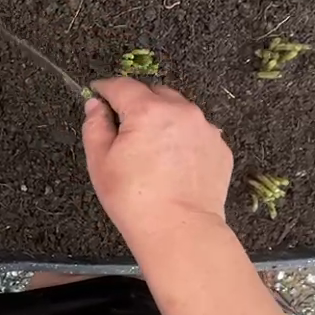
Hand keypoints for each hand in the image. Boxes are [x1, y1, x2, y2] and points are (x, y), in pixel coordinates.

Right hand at [81, 77, 232, 252]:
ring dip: (161, 119)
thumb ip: (94, 126)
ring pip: (178, 110)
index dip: (105, 87)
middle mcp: (181, 111)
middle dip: (136, 103)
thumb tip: (95, 106)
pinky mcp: (219, 147)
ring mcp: (205, 128)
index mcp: (148, 111)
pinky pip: (196, 132)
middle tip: (123, 127)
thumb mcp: (99, 162)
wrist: (179, 228)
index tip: (97, 91)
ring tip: (150, 148)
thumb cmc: (133, 198)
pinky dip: (181, 138)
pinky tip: (171, 163)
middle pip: (154, 93)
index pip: (122, 86)